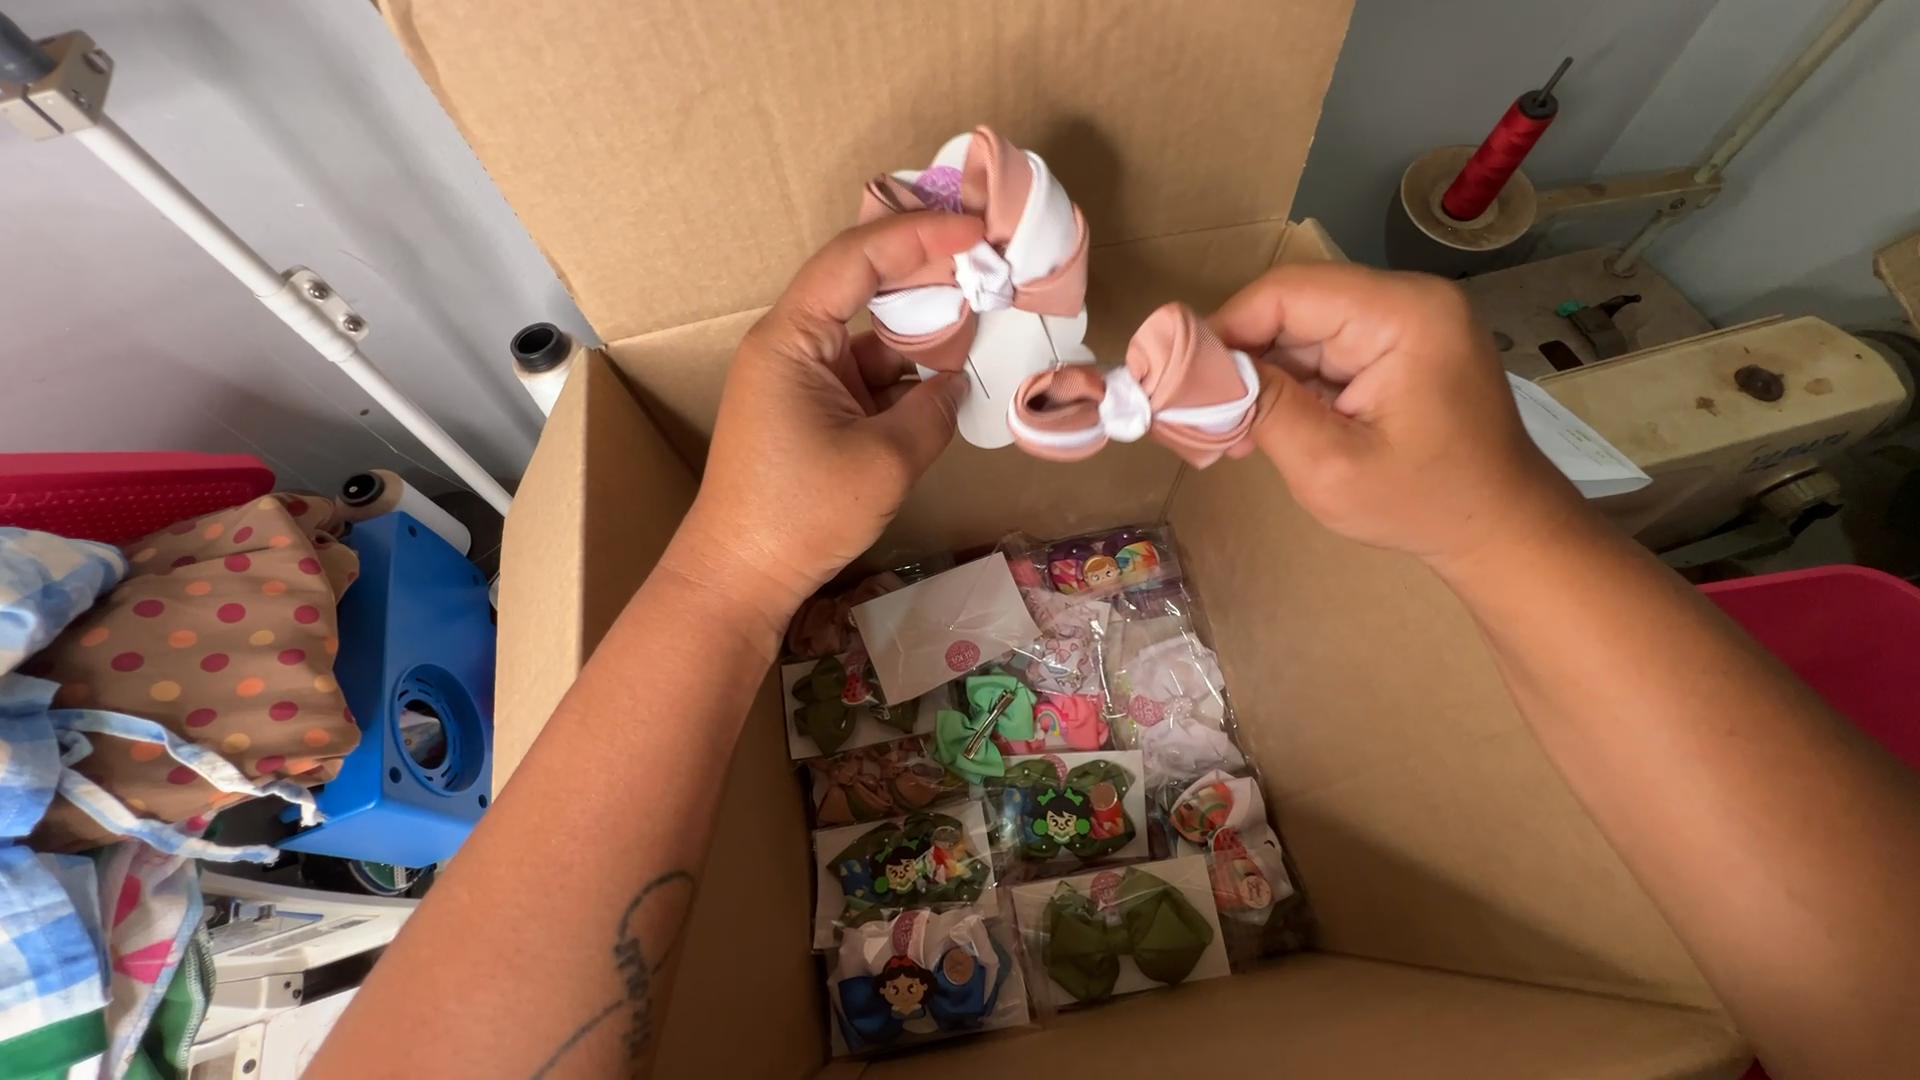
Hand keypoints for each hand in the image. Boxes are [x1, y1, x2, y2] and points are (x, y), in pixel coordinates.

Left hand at [664, 213, 982, 629]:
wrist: (743, 574)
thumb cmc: (801, 513)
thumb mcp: (883, 462)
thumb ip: (932, 413)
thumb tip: (957, 387)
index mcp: (793, 339)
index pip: (856, 261)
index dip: (919, 235)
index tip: (976, 231)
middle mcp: (793, 346)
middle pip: (863, 286)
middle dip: (926, 272)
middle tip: (988, 263)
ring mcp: (804, 379)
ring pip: (872, 336)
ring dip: (922, 329)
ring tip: (983, 315)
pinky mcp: (815, 410)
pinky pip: (869, 377)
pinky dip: (908, 375)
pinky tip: (950, 375)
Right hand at [1210, 263, 1585, 570]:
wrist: (1497, 529)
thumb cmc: (1421, 504)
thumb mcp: (1329, 466)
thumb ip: (1262, 410)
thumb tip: (1195, 374)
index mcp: (1402, 315)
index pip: (1286, 291)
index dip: (1224, 328)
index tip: (1183, 380)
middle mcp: (1404, 303)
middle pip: (1290, 309)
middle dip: (1238, 360)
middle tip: (1200, 416)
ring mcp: (1400, 326)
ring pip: (1297, 333)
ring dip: (1257, 380)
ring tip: (1230, 433)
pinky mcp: (1391, 352)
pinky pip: (1318, 355)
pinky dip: (1283, 389)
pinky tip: (1261, 428)